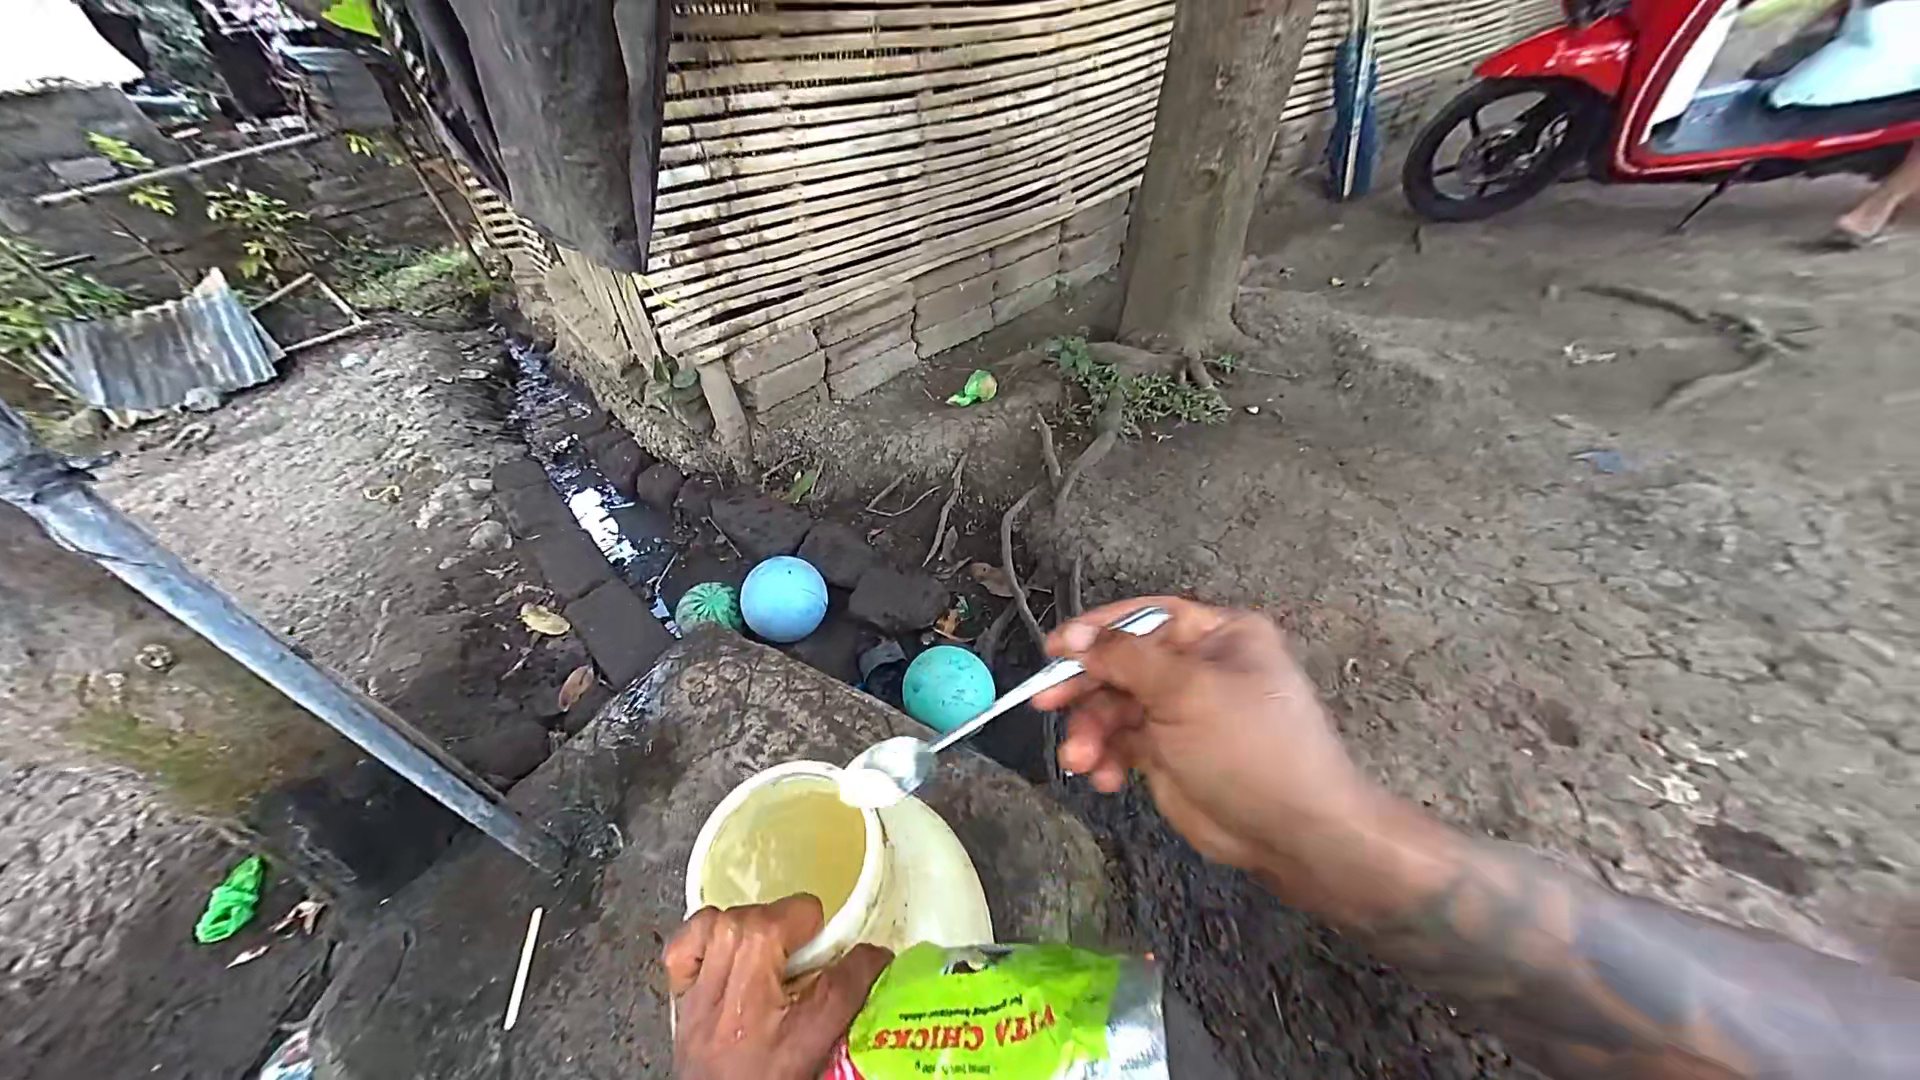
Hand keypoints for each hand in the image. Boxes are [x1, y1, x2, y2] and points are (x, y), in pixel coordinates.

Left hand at [665, 896, 890, 1079]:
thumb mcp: (819, 1045)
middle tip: (804, 954)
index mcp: (761, 1008)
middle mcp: (724, 997)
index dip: (830, 939)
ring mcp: (697, 996)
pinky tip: (727, 946)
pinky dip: (708, 933)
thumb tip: (878, 952)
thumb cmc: (774, 1078)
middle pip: (762, 924)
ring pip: (726, 923)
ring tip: (771, 947)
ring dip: (754, 923)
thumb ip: (851, 992)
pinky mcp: (681, 997)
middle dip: (791, 925)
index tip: (834, 956)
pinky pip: (687, 943)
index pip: (808, 952)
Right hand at [1033, 597, 1391, 906]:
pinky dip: (1105, 757)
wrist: (1295, 834)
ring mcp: (1178, 710)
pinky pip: (1120, 742)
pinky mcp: (1165, 750)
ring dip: (1091, 731)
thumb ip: (1125, 658)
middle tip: (1045, 702)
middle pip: (1120, 664)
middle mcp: (1194, 666)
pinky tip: (1104, 776)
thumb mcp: (1186, 690)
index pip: (1142, 618)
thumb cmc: (1249, 746)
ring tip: (1081, 758)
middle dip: (1084, 688)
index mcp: (1214, 636)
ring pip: (1113, 707)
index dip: (1095, 630)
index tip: (1055, 648)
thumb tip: (1076, 638)